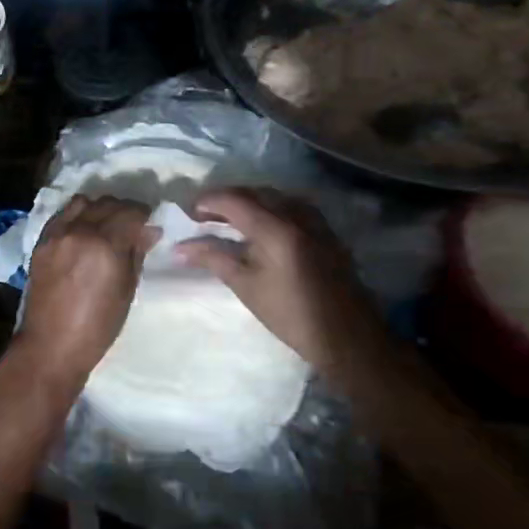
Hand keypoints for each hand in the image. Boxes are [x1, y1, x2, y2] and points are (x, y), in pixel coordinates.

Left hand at [15, 195, 159, 384]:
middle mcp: (80, 231)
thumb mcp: (127, 291)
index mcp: (106, 245)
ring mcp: (58, 233)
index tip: (148, 223)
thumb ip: (137, 253)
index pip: (131, 212)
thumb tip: (150, 230)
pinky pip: (63, 213)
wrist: (50, 346)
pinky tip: (84, 230)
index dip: (144, 215)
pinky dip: (78, 214)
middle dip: (124, 210)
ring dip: (99, 207)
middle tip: (132, 224)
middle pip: (108, 203)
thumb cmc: (97, 327)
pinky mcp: (42, 240)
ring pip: (84, 202)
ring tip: (105, 224)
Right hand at [177, 188, 391, 379]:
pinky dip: (268, 207)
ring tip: (229, 220)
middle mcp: (295, 213)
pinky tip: (260, 226)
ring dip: (248, 201)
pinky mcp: (323, 227)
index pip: (233, 199)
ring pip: (273, 196)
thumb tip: (181, 247)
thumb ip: (213, 258)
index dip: (208, 201)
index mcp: (274, 227)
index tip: (189, 213)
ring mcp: (313, 218)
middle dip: (226, 199)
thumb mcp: (246, 287)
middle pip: (253, 192)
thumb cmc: (291, 315)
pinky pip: (289, 204)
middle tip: (204, 216)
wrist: (347, 336)